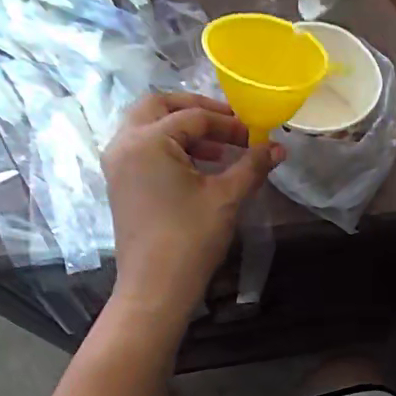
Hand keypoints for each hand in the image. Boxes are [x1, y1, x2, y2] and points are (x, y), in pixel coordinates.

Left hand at [101, 91, 282, 323]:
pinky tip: (197, 169)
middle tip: (227, 126)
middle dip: (195, 112)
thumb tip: (278, 147)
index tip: (254, 136)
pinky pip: (143, 150)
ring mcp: (117, 165)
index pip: (192, 117)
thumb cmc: (190, 239)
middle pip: (158, 107)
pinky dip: (168, 149)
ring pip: (148, 128)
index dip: (227, 124)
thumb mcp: (226, 198)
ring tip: (218, 151)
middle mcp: (124, 144)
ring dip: (182, 131)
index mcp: (147, 140)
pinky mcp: (120, 185)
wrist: (156, 288)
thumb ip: (252, 166)